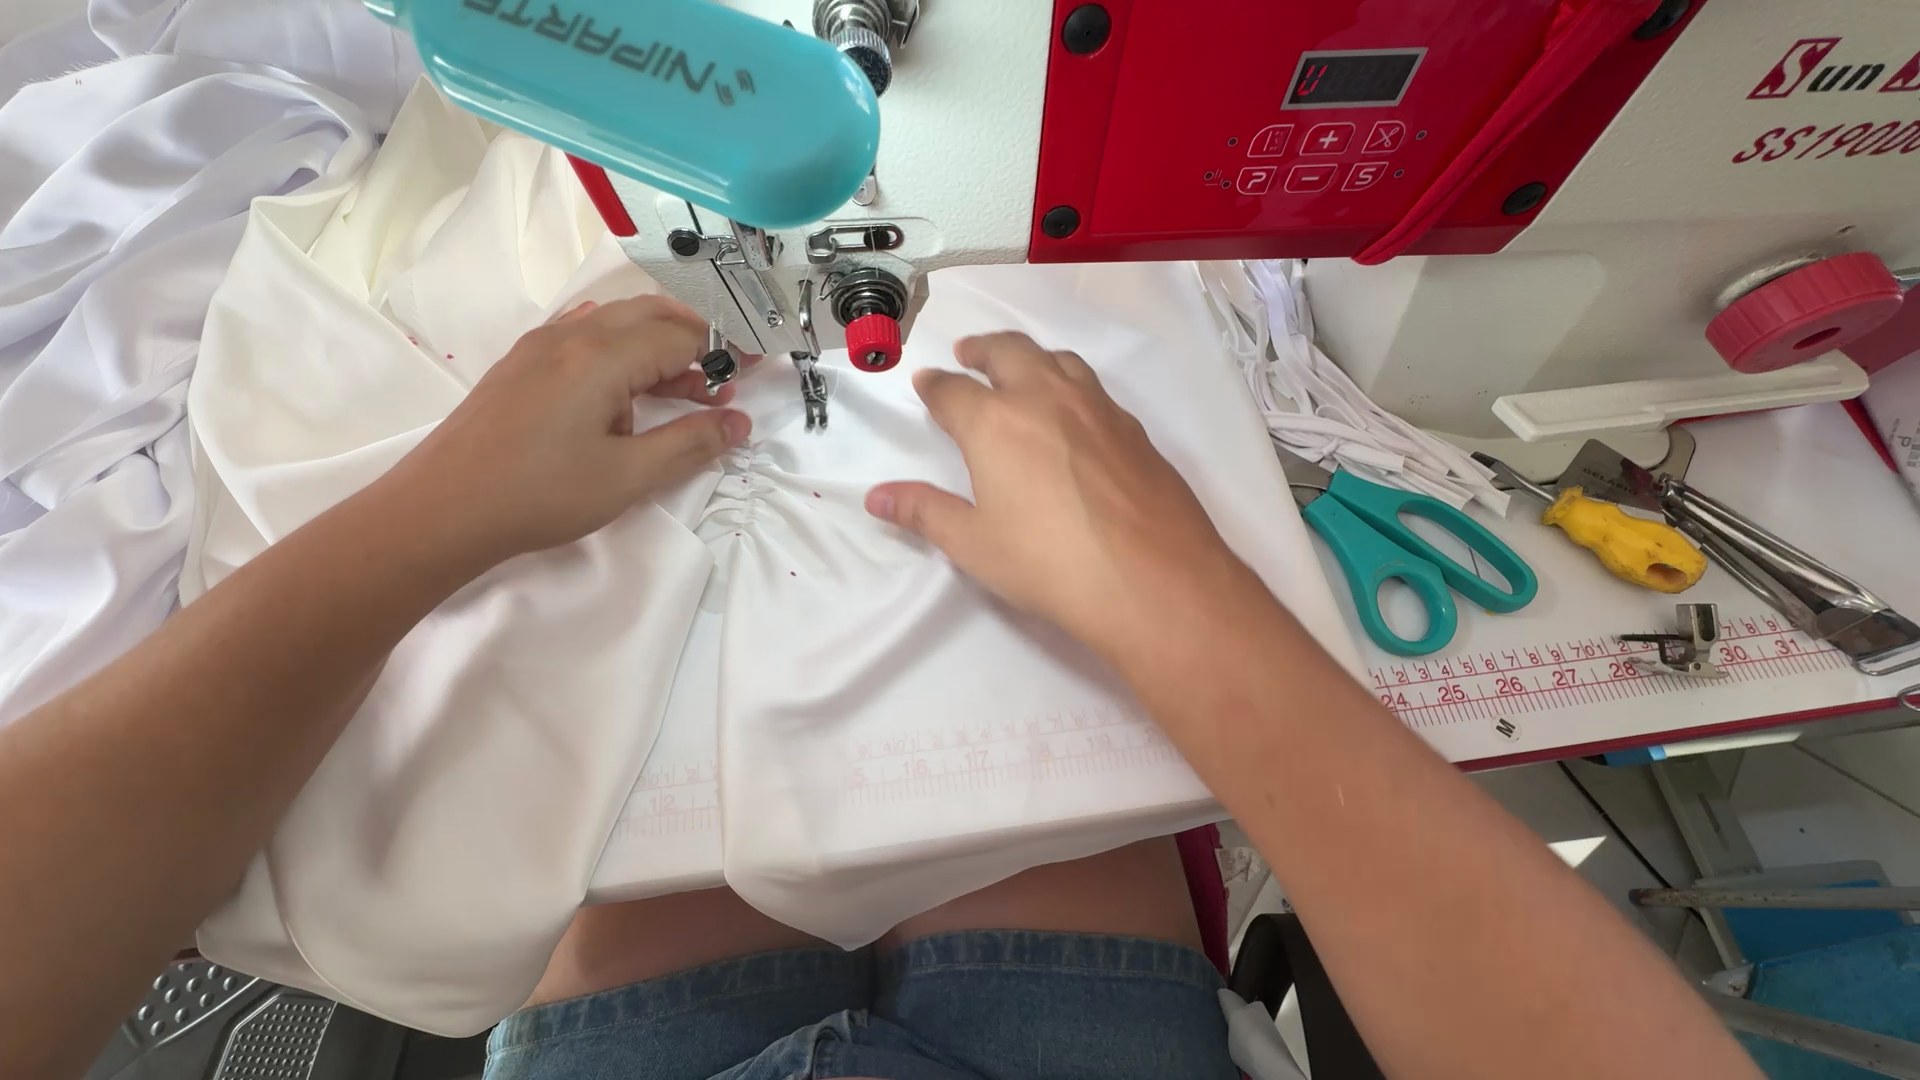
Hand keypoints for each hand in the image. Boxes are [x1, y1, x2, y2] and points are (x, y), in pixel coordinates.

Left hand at [380, 296, 750, 567]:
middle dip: (697, 336)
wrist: (440, 512)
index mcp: (599, 357)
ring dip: (662, 346)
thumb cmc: (540, 495)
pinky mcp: (523, 366)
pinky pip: (588, 338)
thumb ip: (691, 443)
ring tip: (693, 391)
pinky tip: (633, 388)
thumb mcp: (629, 477)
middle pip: (649, 314)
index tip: (757, 366)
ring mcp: (541, 347)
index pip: (680, 336)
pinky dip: (625, 352)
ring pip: (617, 323)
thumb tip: (739, 422)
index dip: (726, 349)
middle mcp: (570, 337)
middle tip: (730, 371)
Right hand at [865, 332, 1253, 653]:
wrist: (1152, 579)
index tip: (926, 383)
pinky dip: (1071, 384)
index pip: (953, 392)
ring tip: (1021, 370)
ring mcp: (1097, 409)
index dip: (934, 386)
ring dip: (1031, 357)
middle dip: (982, 349)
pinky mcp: (1134, 429)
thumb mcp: (974, 544)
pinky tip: (1074, 414)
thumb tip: (876, 497)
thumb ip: (924, 512)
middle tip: (968, 353)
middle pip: (1009, 353)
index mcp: (995, 423)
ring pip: (1058, 360)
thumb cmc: (1049, 564)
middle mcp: (1046, 399)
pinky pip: (1094, 388)